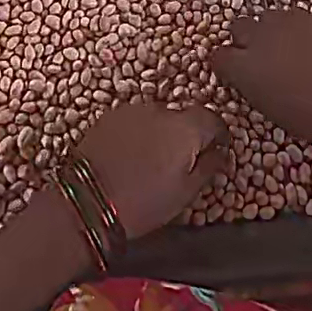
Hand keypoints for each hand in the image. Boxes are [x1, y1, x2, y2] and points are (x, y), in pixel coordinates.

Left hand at [74, 102, 227, 237]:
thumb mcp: (186, 192)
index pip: (212, 118)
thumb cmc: (144, 201)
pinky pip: (134, 121)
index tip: (218, 150)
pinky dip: (138, 133)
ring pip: (157, 118)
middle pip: (183, 117)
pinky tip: (131, 157)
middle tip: (181, 164)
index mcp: (185, 127)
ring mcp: (132, 109)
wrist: (89, 198)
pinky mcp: (109, 115)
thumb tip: (222, 153)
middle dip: (186, 136)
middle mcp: (160, 109)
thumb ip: (209, 166)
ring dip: (161, 133)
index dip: (218, 134)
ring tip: (152, 163)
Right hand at [210, 9, 311, 171]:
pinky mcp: (310, 19)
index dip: (224, 63)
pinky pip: (290, 15)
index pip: (218, 56)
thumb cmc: (310, 123)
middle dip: (243, 39)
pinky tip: (301, 39)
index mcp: (243, 70)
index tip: (231, 70)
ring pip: (264, 17)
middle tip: (255, 55)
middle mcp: (258, 41)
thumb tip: (246, 77)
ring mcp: (285, 27)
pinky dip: (291, 25)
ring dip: (268, 29)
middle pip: (238, 27)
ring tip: (281, 44)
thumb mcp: (269, 109)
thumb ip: (250, 86)